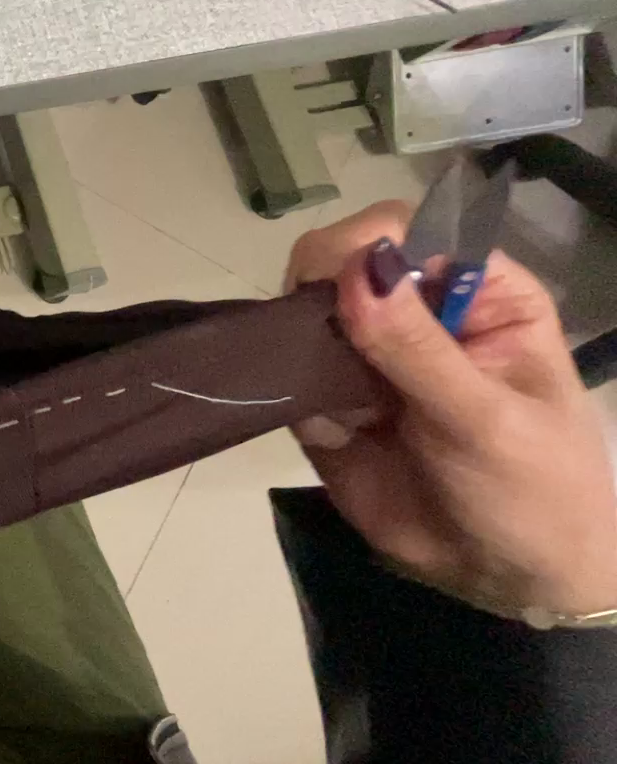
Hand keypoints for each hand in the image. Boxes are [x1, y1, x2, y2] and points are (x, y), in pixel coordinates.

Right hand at [285, 201, 616, 617]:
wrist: (496, 578)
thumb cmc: (532, 494)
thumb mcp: (486, 419)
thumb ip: (417, 346)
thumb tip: (359, 266)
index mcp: (478, 299)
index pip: (408, 233)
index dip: (369, 245)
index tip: (346, 285)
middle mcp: (412, 313)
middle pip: (336, 262)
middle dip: (320, 298)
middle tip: (330, 346)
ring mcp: (358, 351)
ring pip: (298, 310)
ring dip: (298, 344)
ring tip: (331, 395)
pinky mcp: (316, 388)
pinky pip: (279, 365)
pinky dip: (284, 386)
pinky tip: (327, 427)